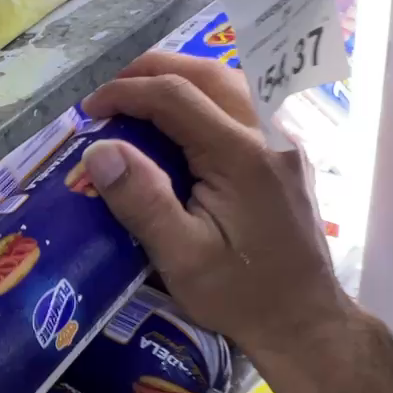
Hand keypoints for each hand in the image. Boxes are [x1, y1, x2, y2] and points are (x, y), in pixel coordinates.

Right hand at [79, 52, 352, 365]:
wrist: (304, 322)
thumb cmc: (239, 295)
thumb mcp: (181, 257)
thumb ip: (142, 200)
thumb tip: (99, 151)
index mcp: (240, 156)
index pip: (174, 96)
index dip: (124, 93)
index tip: (88, 112)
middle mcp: (268, 135)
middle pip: (206, 72)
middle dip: (150, 71)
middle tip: (108, 94)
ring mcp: (283, 142)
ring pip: (229, 81)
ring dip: (179, 78)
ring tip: (137, 99)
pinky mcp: (285, 155)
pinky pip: (242, 103)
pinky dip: (202, 96)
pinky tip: (178, 123)